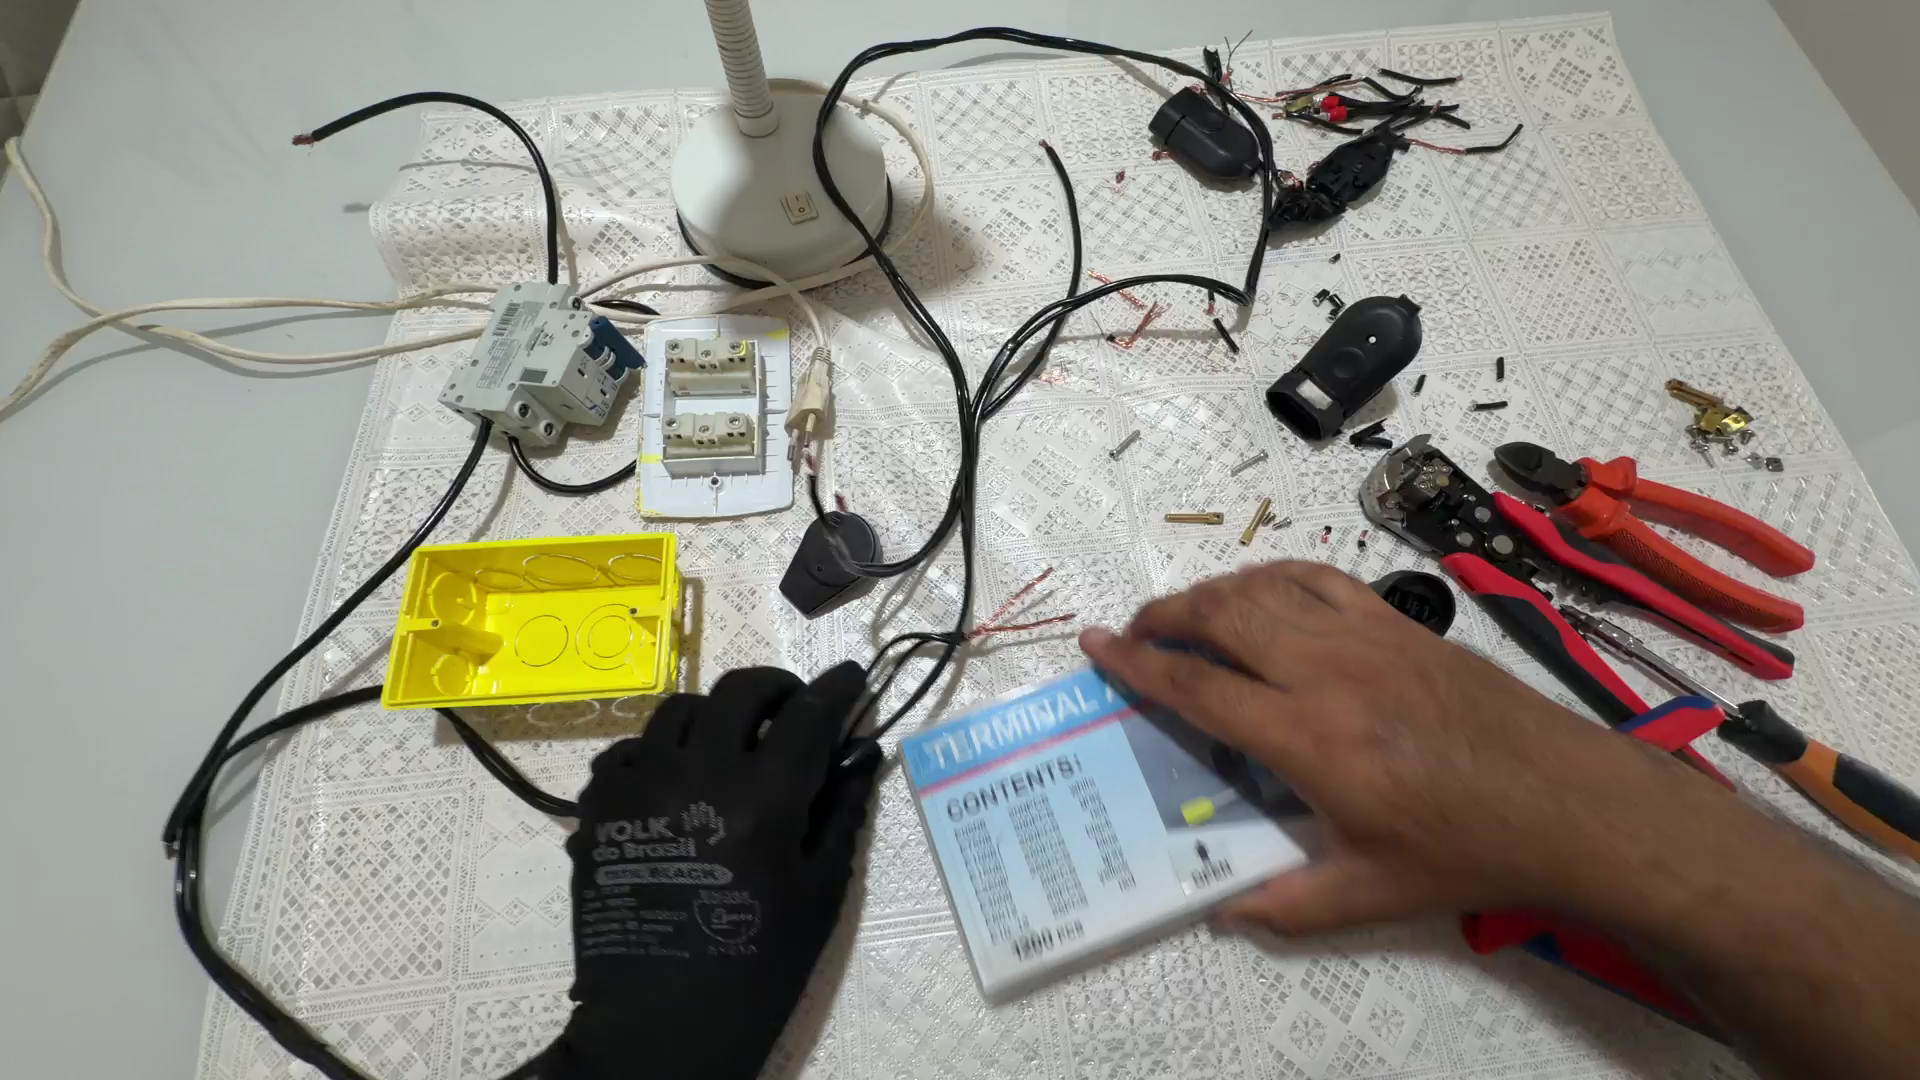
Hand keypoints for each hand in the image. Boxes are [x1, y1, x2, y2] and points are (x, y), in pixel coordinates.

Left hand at [540, 663, 880, 1079]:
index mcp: (763, 801)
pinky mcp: (598, 812)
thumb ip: (844, 809)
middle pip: (739, 691)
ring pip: (679, 709)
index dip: (838, 687)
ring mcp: (639, 790)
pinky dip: (658, 750)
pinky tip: (676, 778)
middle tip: (792, 710)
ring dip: (717, 716)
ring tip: (732, 744)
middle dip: (777, 687)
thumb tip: (862, 750)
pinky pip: (627, 750)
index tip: (853, 675)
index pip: (809, 715)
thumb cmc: (757, 967)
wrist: (658, 1036)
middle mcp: (698, 778)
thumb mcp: (821, 892)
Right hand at [1078, 561, 1741, 936]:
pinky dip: (1267, 574)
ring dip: (1207, 593)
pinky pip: (1313, 576)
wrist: (1573, 802)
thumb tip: (1215, 912)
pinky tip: (1254, 590)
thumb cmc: (1465, 850)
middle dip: (1161, 615)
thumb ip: (1285, 905)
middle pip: (1217, 617)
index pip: (1196, 687)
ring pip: (1258, 588)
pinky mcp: (1393, 619)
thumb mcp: (1372, 895)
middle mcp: (1322, 671)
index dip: (1135, 662)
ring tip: (1183, 614)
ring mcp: (1361, 635)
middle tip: (1134, 630)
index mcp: (1306, 739)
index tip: (1096, 642)